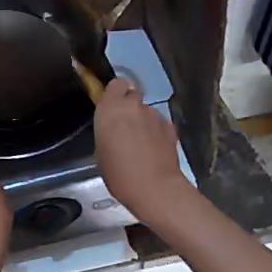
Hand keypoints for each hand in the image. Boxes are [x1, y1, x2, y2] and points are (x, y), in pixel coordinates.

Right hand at [94, 78, 193, 221]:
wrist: (154, 187)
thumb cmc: (119, 174)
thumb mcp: (101, 152)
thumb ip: (108, 131)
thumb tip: (116, 129)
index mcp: (110, 109)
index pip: (116, 84)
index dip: (115, 94)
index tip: (113, 108)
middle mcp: (133, 105)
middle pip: (132, 95)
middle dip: (130, 107)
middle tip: (127, 128)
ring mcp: (154, 114)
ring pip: (147, 110)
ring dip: (144, 121)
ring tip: (143, 144)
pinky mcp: (170, 126)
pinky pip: (159, 123)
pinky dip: (157, 131)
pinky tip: (155, 150)